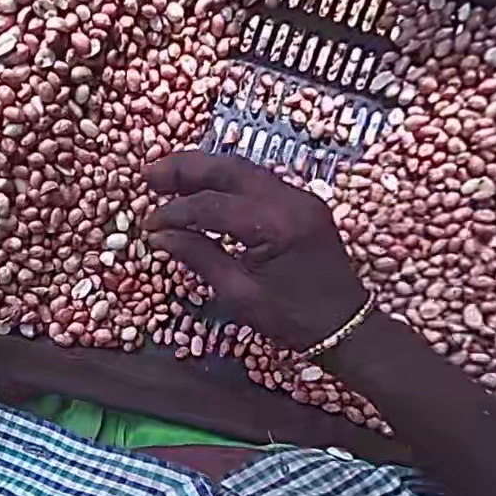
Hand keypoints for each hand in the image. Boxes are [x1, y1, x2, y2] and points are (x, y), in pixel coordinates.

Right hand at [142, 151, 367, 349]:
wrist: (346, 326)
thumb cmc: (292, 319)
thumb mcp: (239, 293)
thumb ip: (199, 257)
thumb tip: (159, 236)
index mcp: (277, 226)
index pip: (212, 205)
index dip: (175, 212)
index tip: (150, 225)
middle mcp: (292, 200)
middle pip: (229, 169)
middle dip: (185, 168)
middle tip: (149, 174)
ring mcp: (300, 197)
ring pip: (242, 169)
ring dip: (202, 170)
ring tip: (166, 176)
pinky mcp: (300, 202)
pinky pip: (255, 181)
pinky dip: (223, 181)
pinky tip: (200, 188)